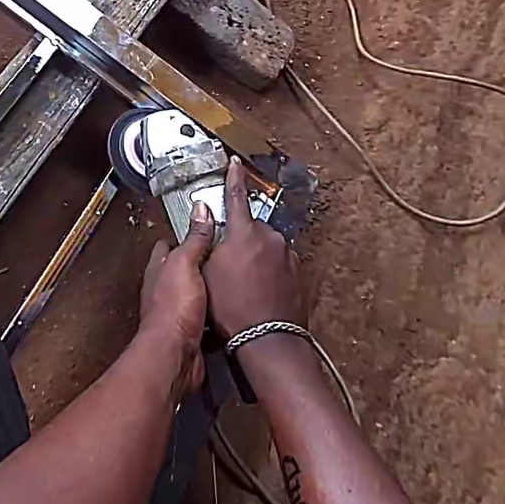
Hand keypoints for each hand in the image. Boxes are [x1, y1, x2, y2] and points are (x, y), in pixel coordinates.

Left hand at [139, 200, 213, 398]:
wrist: (175, 355)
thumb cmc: (173, 311)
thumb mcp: (185, 265)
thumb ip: (194, 239)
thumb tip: (200, 211)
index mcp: (159, 269)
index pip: (168, 244)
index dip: (184, 234)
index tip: (204, 227)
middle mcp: (164, 289)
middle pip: (183, 269)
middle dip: (202, 263)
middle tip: (225, 255)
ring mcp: (177, 311)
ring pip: (196, 293)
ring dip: (211, 289)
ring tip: (233, 280)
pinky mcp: (191, 331)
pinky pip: (206, 317)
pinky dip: (217, 313)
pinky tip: (231, 309)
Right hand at [204, 157, 306, 336]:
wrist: (268, 340)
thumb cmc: (232, 307)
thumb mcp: (205, 272)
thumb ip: (206, 241)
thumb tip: (205, 220)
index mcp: (243, 233)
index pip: (236, 196)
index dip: (233, 177)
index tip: (235, 163)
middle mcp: (269, 238)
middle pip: (250, 227)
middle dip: (239, 238)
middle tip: (226, 261)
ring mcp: (287, 256)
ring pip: (266, 246)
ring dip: (256, 256)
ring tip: (243, 282)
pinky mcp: (299, 273)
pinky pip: (279, 263)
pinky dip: (269, 270)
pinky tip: (259, 289)